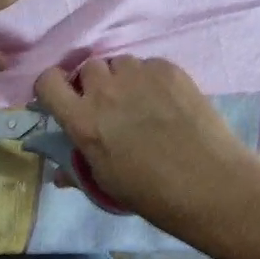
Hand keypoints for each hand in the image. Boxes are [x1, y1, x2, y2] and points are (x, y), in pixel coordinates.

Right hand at [34, 56, 259, 224]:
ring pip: (120, 63)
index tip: (65, 99)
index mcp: (83, 120)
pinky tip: (168, 103)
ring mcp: (138, 75)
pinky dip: (152, 79)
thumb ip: (78, 169)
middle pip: (88, 68)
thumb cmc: (153, 195)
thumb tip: (58, 173)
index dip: (53, 87)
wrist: (212, 185)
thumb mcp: (107, 184)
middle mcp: (105, 90)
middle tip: (112, 106)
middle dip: (95, 84)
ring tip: (143, 103)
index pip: (47, 81)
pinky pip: (149, 65)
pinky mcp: (168, 69)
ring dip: (124, 79)